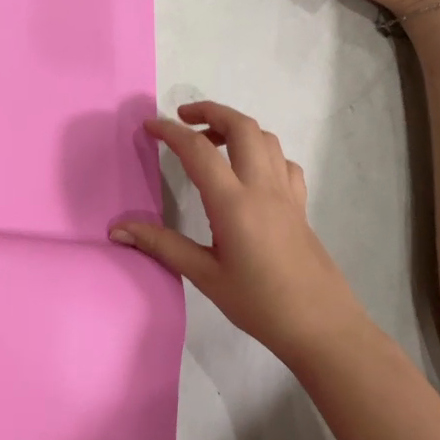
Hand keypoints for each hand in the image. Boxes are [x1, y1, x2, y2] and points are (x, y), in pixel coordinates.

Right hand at [110, 102, 367, 362]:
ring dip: (236, 128)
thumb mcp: (204, 275)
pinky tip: (247, 172)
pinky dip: (261, 152)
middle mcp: (263, 189)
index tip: (148, 127)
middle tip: (182, 118)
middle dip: (211, 112)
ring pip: (266, 139)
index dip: (170, 132)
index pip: (198, 150)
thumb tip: (117, 228)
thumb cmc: (259, 304)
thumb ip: (161, 244)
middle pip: (242, 127)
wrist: (323, 328)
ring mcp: (287, 195)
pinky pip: (283, 163)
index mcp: (234, 203)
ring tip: (209, 141)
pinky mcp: (300, 207)